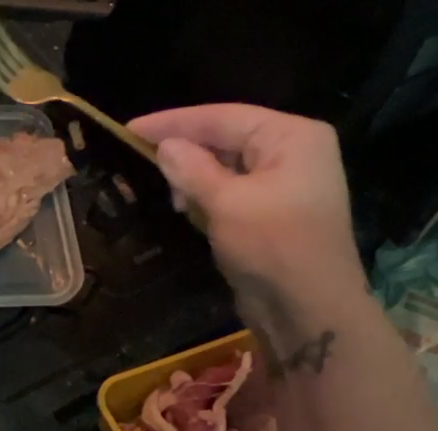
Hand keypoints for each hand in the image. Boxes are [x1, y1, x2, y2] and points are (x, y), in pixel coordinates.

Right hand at [128, 105, 372, 353]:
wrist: (307, 306)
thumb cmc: (272, 246)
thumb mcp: (227, 204)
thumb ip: (194, 171)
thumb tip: (165, 146)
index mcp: (291, 136)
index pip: (224, 117)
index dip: (174, 122)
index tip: (130, 129)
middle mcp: (292, 153)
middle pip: (227, 139)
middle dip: (184, 150)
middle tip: (139, 159)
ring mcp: (283, 185)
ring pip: (227, 168)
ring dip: (193, 177)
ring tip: (163, 191)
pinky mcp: (271, 216)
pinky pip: (231, 194)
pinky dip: (206, 197)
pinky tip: (184, 207)